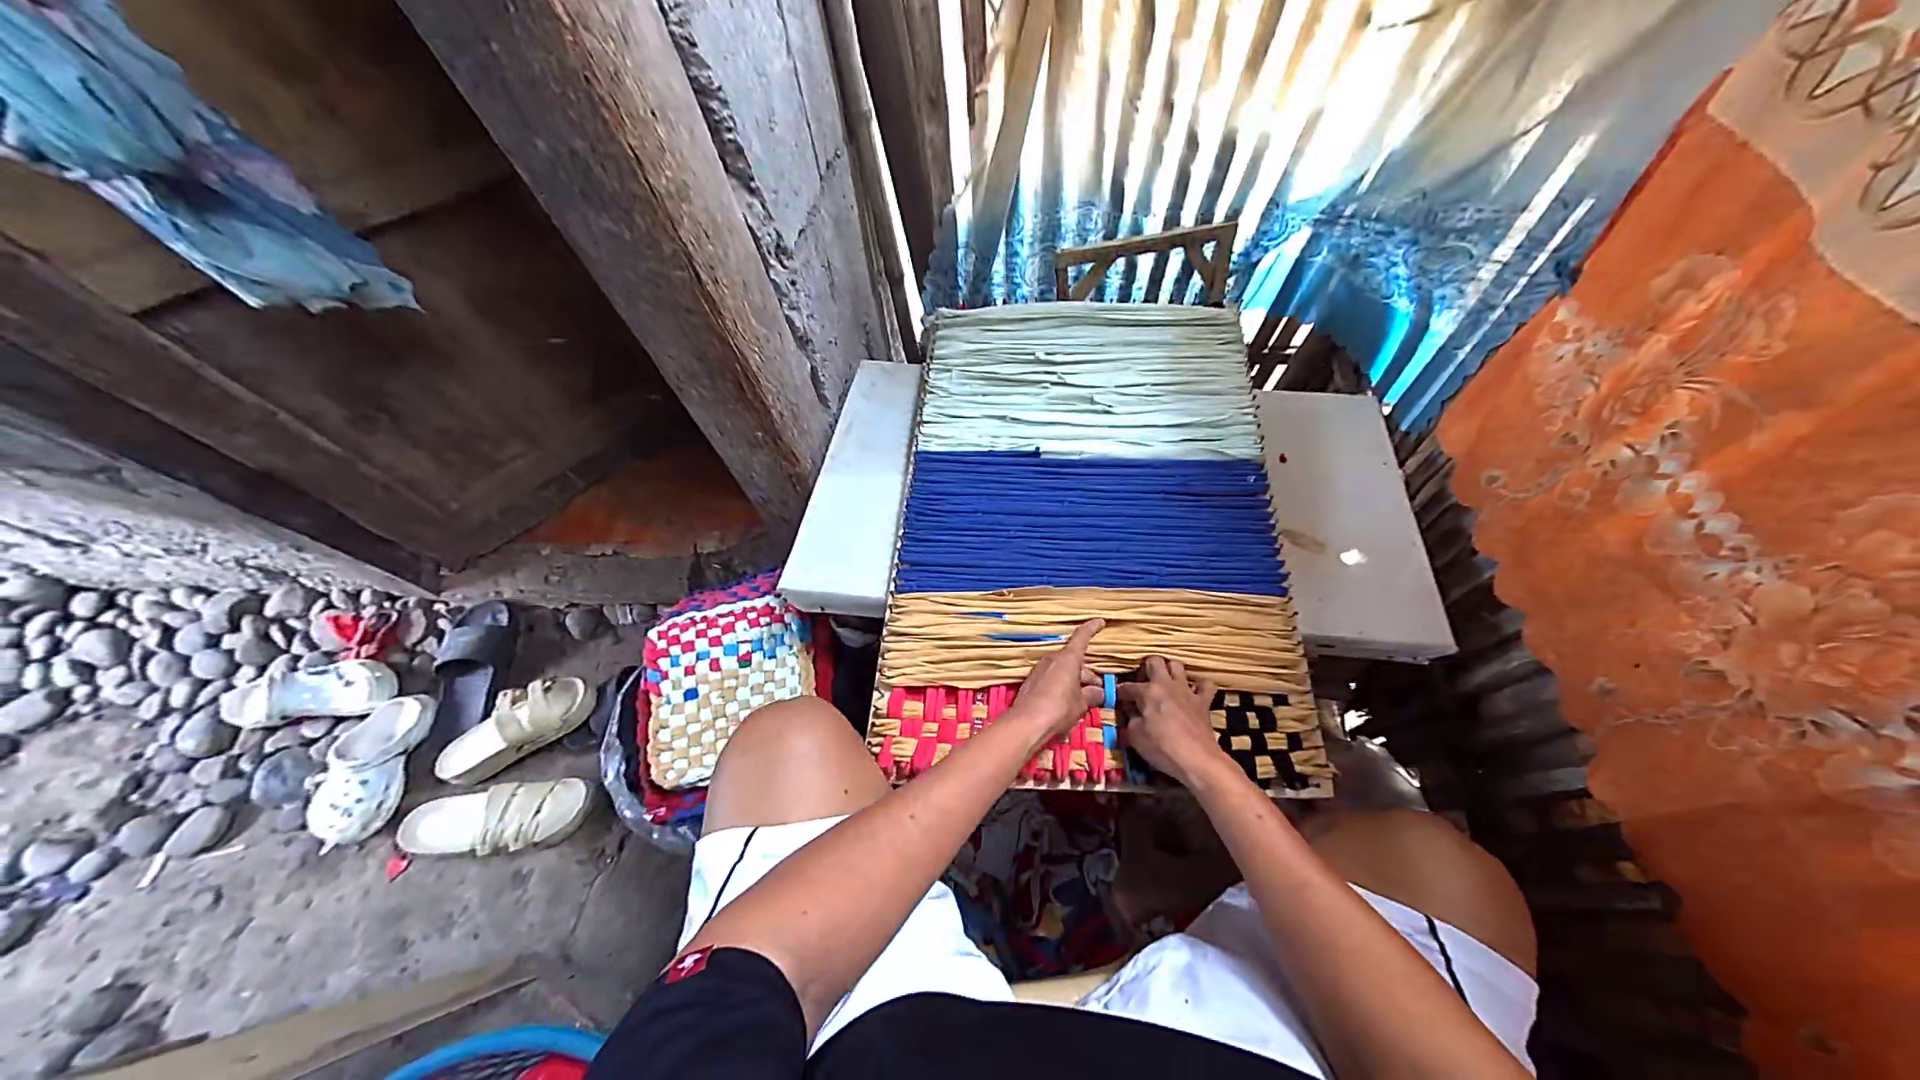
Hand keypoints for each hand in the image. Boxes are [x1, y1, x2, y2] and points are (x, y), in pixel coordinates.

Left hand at [1007, 619, 1105, 737]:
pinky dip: (1062, 687)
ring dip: (1075, 681)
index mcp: (1067, 659)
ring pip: (1063, 671)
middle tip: (1098, 690)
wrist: (1026, 723)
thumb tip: (1098, 692)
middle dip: (1087, 674)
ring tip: (1085, 700)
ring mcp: (1039, 670)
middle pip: (1074, 660)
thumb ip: (1091, 695)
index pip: (1081, 637)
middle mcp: (1052, 659)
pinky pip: (1052, 680)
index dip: (1091, 629)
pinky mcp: (1031, 682)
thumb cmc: (1059, 708)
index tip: (1099, 621)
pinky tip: (1067, 704)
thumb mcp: (1081, 703)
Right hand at [1116, 656, 1228, 786]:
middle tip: (1143, 682)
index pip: (1127, 687)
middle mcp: (1167, 684)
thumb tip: (1130, 715)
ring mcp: (1187, 691)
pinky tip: (1193, 694)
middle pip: (1155, 661)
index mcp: (1148, 691)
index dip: (1119, 693)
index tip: (1116, 700)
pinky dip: (1199, 687)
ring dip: (1171, 671)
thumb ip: (1130, 721)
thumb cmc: (1162, 748)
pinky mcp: (1204, 701)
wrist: (1197, 760)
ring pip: (1178, 666)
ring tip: (1166, 683)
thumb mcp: (1135, 737)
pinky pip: (1205, 685)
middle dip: (1146, 668)